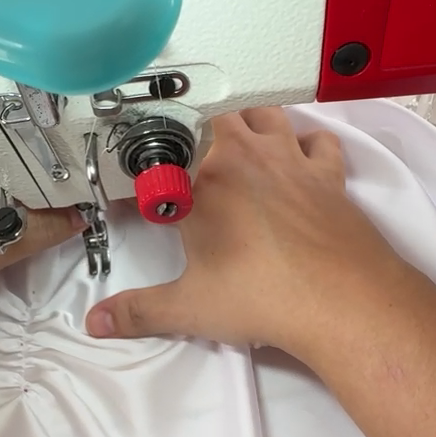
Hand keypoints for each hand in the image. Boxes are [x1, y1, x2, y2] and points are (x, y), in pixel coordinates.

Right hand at [85, 108, 418, 356]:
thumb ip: (138, 311)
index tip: (140, 201)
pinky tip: (301, 164)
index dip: (143, 179)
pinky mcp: (327, 173)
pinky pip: (317, 140)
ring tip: (240, 148)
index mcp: (200, 182)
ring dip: (249, 122)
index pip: (157, 162)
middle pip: (211, 117)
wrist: (341, 300)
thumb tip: (94, 323)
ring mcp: (289, 158)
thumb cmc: (260, 297)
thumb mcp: (189, 308)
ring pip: (264, 113)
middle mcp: (243, 156)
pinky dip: (307, 144)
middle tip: (188, 164)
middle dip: (194, 133)